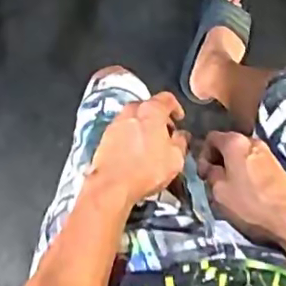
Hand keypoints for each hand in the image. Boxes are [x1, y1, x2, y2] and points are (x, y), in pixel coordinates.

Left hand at [86, 92, 188, 206]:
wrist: (110, 186)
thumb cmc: (146, 169)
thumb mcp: (175, 159)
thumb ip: (181, 142)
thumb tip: (181, 135)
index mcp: (152, 109)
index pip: (168, 98)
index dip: (176, 107)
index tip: (179, 119)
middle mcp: (133, 109)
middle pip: (149, 107)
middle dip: (158, 118)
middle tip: (165, 134)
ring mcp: (116, 122)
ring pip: (134, 119)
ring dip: (142, 127)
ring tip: (148, 145)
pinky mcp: (105, 136)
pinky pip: (122, 131)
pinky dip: (129, 137)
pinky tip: (133, 153)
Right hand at [198, 131, 285, 243]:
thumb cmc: (250, 203)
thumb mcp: (220, 192)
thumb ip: (210, 174)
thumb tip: (209, 166)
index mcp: (235, 141)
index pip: (211, 137)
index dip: (203, 155)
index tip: (204, 176)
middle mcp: (251, 139)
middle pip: (227, 144)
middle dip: (218, 162)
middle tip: (216, 185)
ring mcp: (265, 150)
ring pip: (240, 154)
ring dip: (232, 168)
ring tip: (232, 190)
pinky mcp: (275, 163)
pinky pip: (253, 161)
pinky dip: (245, 171)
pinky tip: (247, 191)